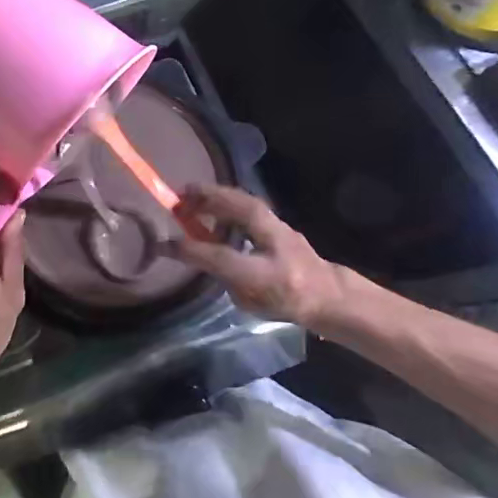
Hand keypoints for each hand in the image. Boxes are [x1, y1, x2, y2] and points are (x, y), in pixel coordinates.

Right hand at [173, 185, 360, 326]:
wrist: (333, 298)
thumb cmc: (287, 304)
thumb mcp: (249, 302)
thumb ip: (223, 276)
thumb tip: (198, 252)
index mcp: (266, 275)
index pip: (221, 257)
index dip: (191, 249)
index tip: (164, 244)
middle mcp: (278, 248)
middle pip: (245, 212)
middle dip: (211, 198)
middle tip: (181, 193)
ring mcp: (285, 231)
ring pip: (250, 203)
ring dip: (219, 195)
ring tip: (193, 194)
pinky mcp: (283, 223)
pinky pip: (253, 206)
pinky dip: (231, 200)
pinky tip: (215, 203)